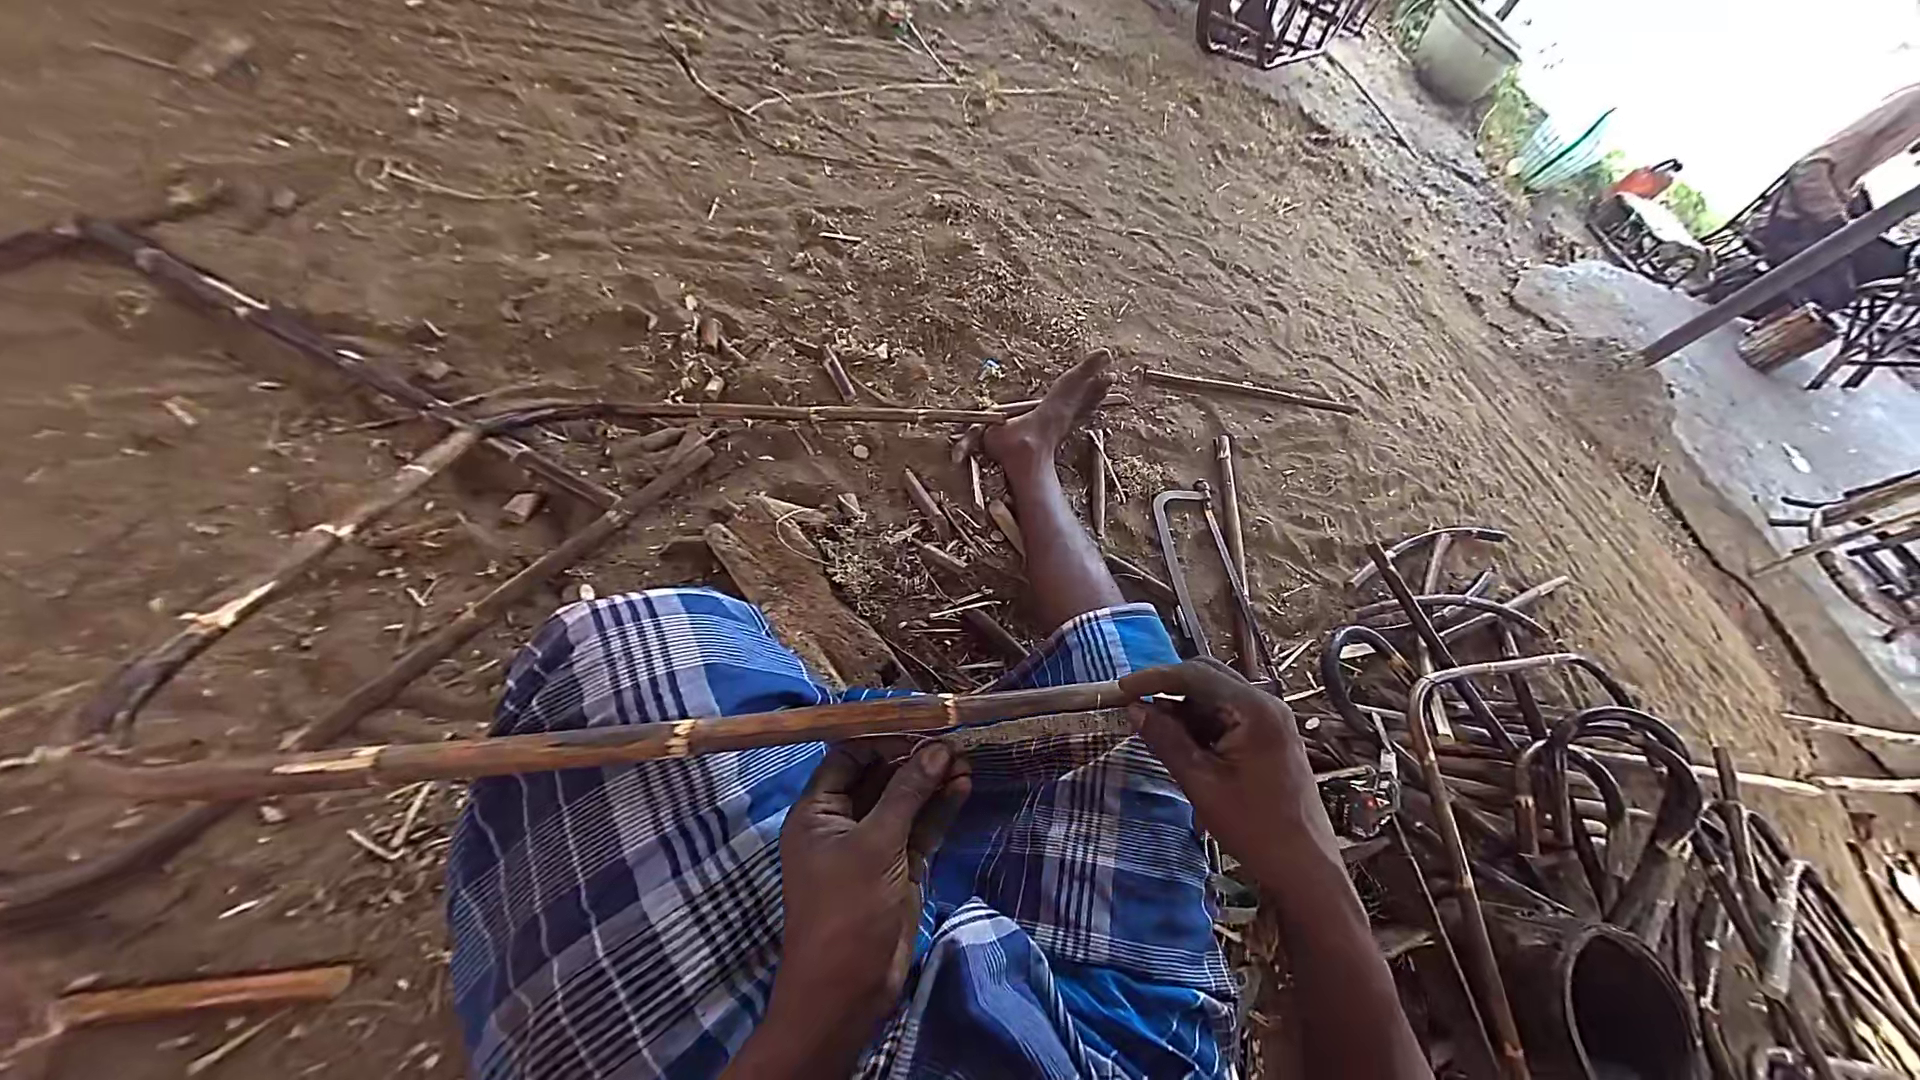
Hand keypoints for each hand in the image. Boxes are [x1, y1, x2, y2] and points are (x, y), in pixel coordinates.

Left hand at [772, 738, 971, 1038]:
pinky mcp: (899, 864)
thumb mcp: (875, 844)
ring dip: (933, 781)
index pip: (849, 757)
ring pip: (905, 800)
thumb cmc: (846, 910)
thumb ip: (907, 793)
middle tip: (953, 743)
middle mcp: (844, 820)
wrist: (847, 994)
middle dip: (915, 759)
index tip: (921, 728)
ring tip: (965, 761)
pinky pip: (920, 826)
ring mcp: (874, 842)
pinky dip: (940, 808)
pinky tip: (962, 787)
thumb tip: (939, 749)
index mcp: (819, 810)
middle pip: (881, 776)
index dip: (883, 740)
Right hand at [1120, 658, 1341, 878]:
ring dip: (1181, 708)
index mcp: (1255, 709)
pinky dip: (1198, 723)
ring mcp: (1269, 720)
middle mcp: (1265, 705)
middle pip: (1206, 677)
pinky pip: (1225, 715)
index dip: (1153, 678)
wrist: (1305, 870)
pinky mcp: (1267, 737)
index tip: (1121, 689)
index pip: (1195, 675)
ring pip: (1213, 696)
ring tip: (1153, 730)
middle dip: (1167, 689)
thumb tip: (1134, 709)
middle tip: (1134, 705)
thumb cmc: (1254, 827)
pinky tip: (1180, 743)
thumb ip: (1166, 739)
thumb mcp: (1200, 781)